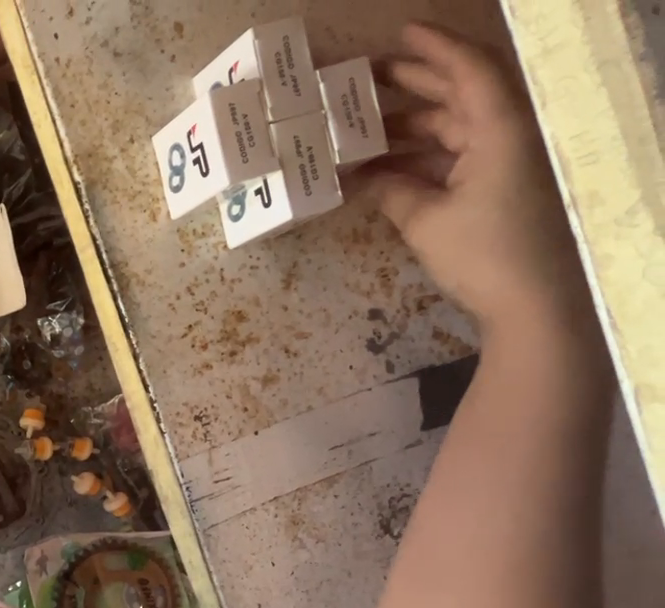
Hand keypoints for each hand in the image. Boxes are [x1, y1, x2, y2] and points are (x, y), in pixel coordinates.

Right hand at [370, 24, 587, 333]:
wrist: (529, 298)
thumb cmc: (482, 251)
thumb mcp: (425, 220)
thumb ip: (391, 190)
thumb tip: (358, 176)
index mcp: (499, 130)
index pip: (469, 72)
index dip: (435, 49)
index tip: (400, 33)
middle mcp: (504, 137)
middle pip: (458, 95)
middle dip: (413, 83)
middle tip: (362, 80)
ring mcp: (498, 163)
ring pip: (446, 130)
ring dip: (402, 128)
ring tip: (354, 129)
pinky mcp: (488, 189)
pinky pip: (444, 161)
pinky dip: (410, 161)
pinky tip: (372, 169)